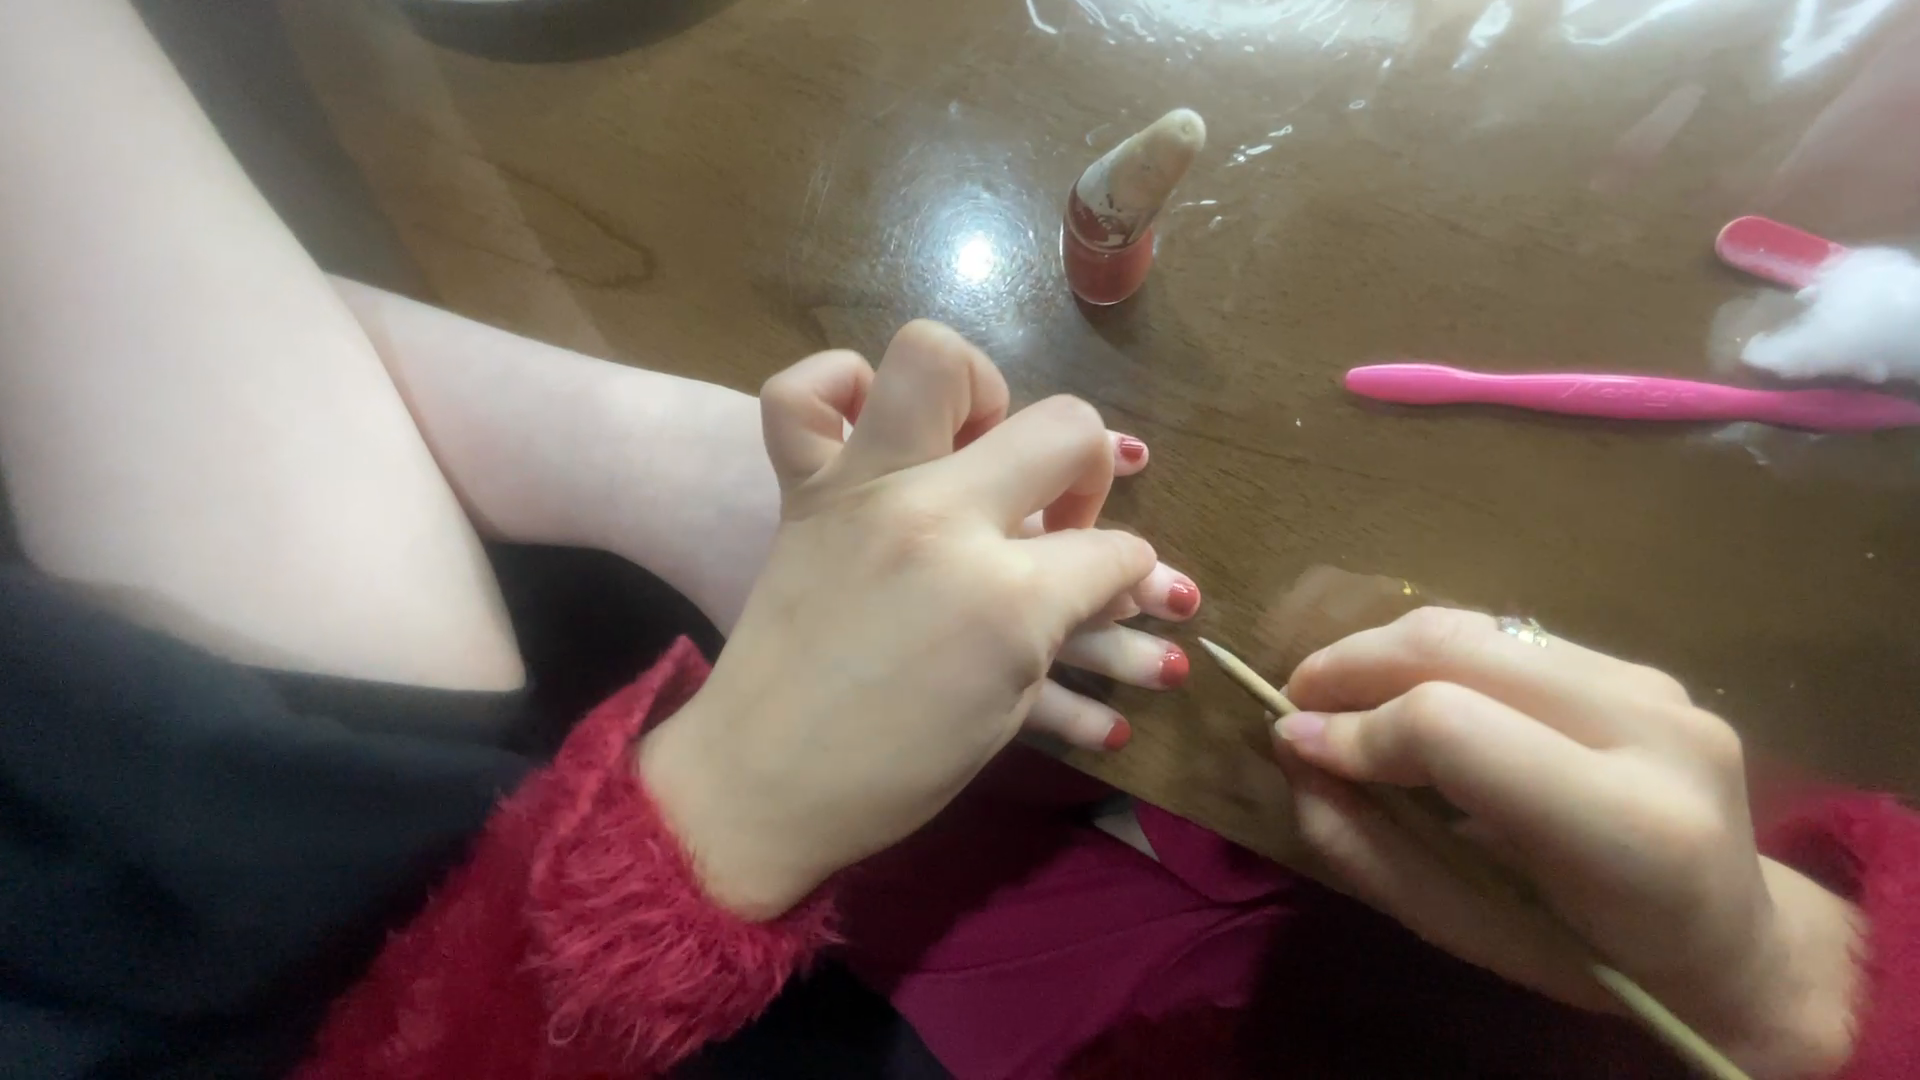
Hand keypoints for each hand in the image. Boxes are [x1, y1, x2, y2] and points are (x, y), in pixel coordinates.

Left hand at [639, 321, 1158, 918]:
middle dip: (1090, 466)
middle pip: (1062, 429)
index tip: (1120, 584)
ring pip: (932, 360)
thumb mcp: (1008, 708)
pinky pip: (799, 393)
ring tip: (979, 442)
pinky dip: (839, 386)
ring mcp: (862, 490)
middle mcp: (940, 516)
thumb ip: (1067, 626)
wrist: (763, 781)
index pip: (1111, 550)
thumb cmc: (897, 770)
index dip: (1133, 570)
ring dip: (979, 390)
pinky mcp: (803, 490)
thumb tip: (1123, 575)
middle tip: (1061, 511)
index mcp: (1006, 596)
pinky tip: (872, 420)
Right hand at [1275, 607, 1861, 1078]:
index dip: (1355, 729)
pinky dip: (1421, 653)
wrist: (1736, 942)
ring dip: (1376, 648)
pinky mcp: (1632, 665)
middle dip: (1348, 663)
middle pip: (1451, 648)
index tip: (1294, 743)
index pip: (1450, 728)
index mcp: (1627, 827)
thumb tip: (1292, 744)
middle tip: (1296, 697)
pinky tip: (1399, 688)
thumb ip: (1358, 839)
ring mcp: (1651, 686)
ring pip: (1466, 627)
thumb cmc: (1581, 953)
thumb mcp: (1454, 925)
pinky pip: (1493, 634)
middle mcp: (1653, 733)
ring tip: (1334, 687)